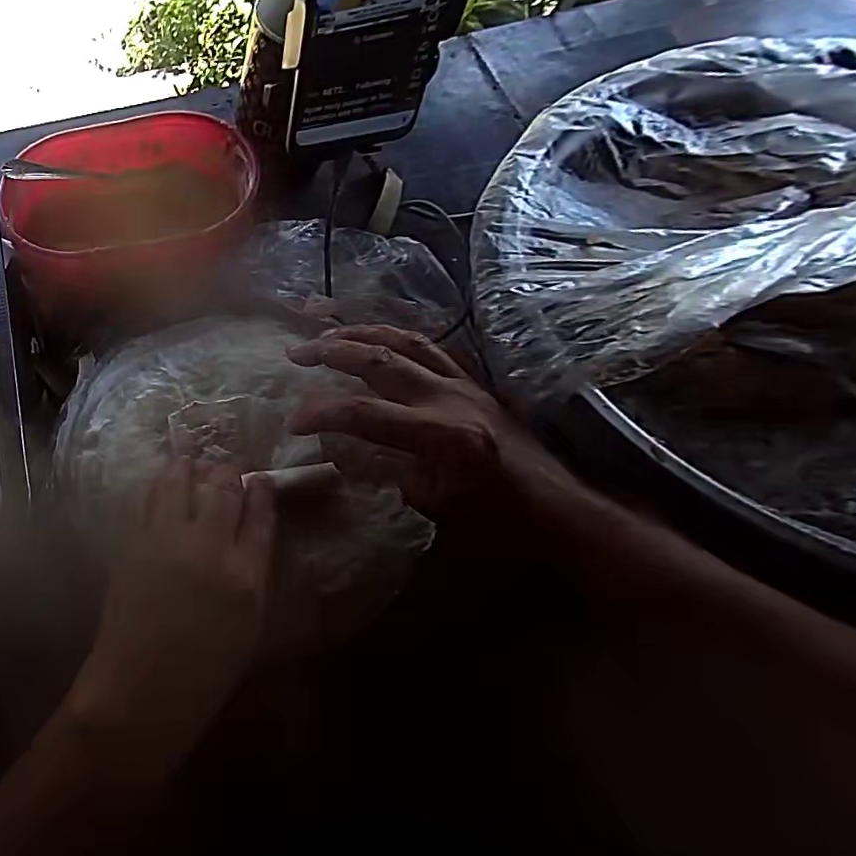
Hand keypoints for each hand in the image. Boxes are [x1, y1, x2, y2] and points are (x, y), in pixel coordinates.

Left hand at [62, 458, 275, 777]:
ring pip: (177, 483)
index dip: (261, 492)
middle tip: (225, 467)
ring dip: (186, 468)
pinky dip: (156, 485)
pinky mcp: (130, 542)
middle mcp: (207, 549)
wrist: (140, 687)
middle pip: (221, 489)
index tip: (260, 480)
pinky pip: (144, 500)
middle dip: (226, 472)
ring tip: (189, 463)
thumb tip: (246, 535)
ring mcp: (163, 541)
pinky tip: (160, 484)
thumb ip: (251, 574)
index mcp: (246, 577)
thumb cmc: (203, 670)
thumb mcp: (247, 625)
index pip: (260, 516)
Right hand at [284, 325, 589, 532]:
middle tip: (295, 353)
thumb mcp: (430, 505)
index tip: (292, 423)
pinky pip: (430, 348)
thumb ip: (381, 467)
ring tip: (327, 334)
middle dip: (331, 352)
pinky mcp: (474, 386)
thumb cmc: (496, 521)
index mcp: (440, 435)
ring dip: (362, 334)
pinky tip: (374, 342)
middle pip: (380, 361)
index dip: (319, 413)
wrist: (563, 513)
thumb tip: (336, 447)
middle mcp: (451, 400)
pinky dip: (395, 338)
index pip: (361, 413)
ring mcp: (465, 387)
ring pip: (407, 342)